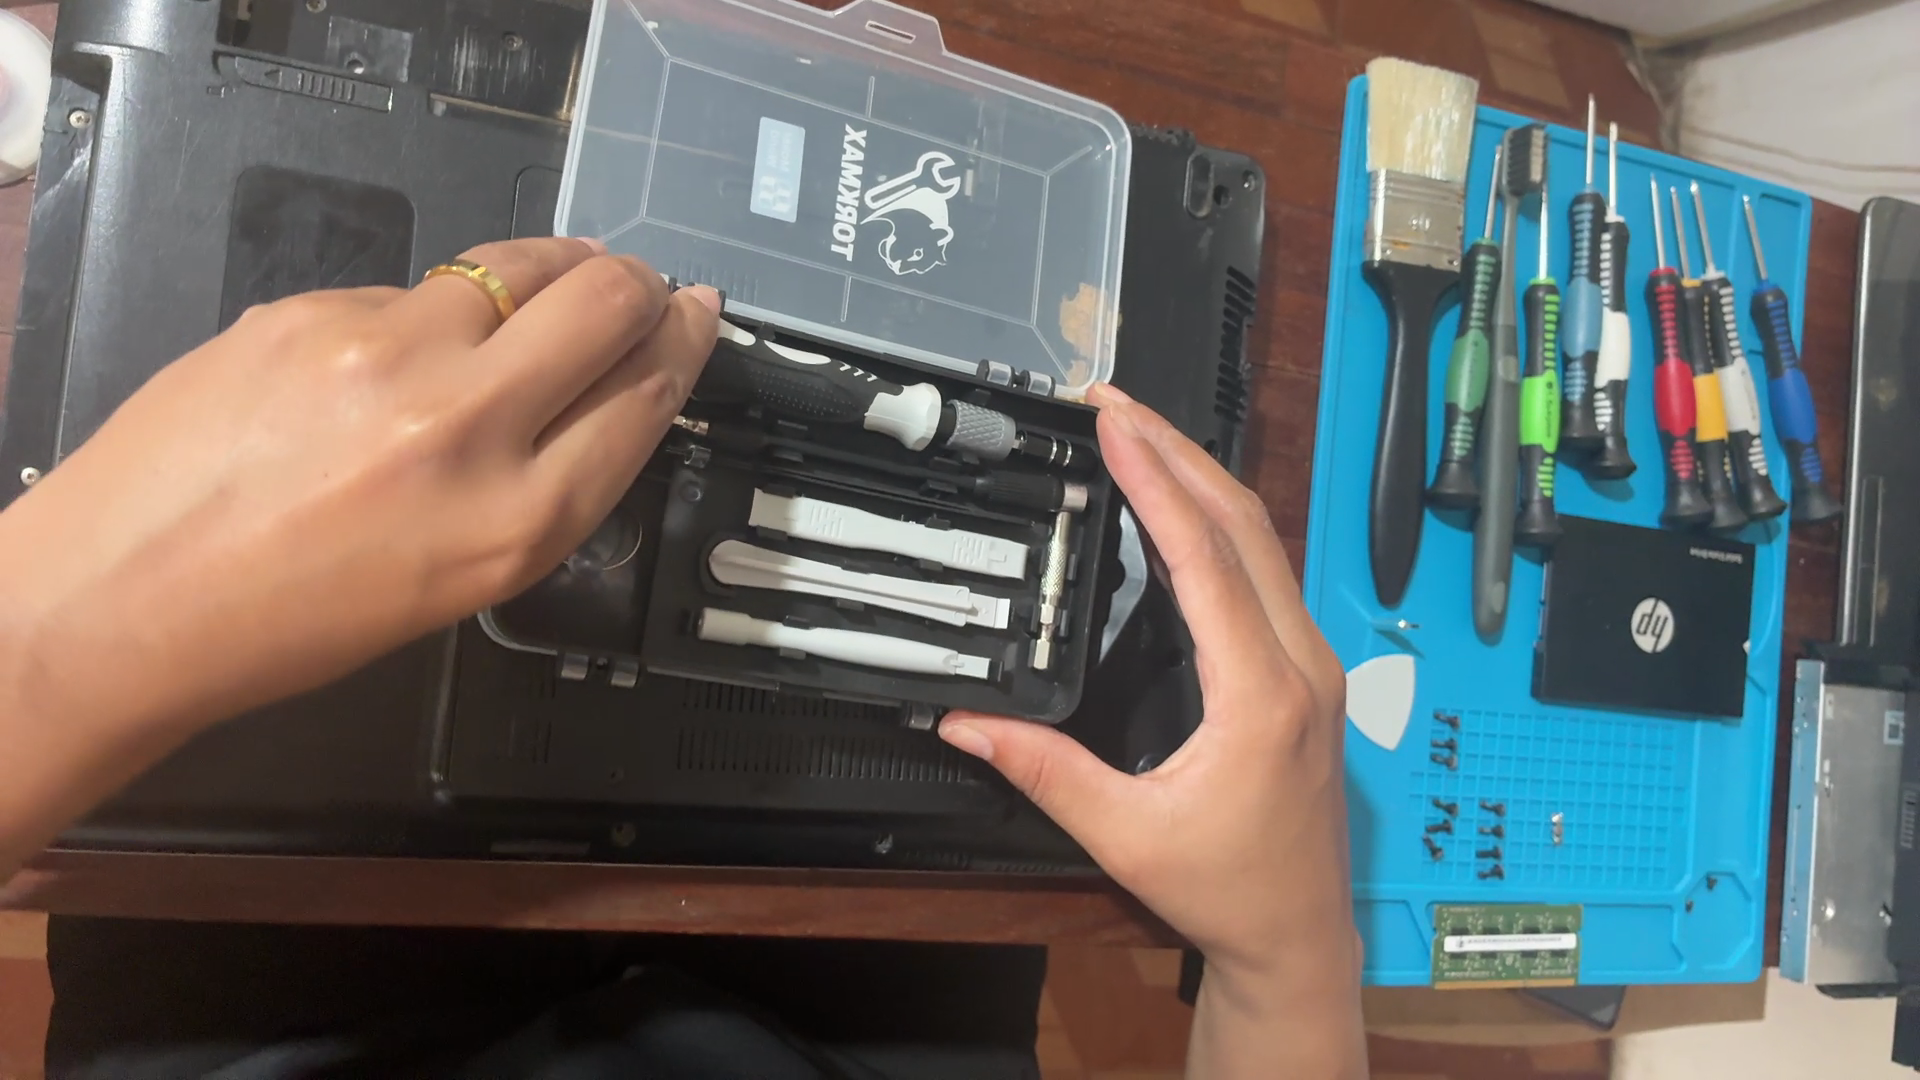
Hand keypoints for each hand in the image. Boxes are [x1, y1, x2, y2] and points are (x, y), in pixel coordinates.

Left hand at [0, 237, 718, 734]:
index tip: (701, 315)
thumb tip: (621, 385)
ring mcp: (382, 354)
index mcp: (523, 516)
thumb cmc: (332, 610)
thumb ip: (568, 475)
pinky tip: (446, 331)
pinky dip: (462, 303)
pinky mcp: (309, 310)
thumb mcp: (489, 567)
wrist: (128, 599)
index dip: (687, 343)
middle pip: (602, 307)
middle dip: (645, 286)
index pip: (644, 396)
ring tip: (581, 270)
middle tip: (650, 287)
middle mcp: (466, 425)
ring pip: (522, 267)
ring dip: (569, 264)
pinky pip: (427, 290)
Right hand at [939, 385, 1363, 1075]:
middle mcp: (1296, 658)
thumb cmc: (1226, 888)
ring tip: (1138, 434)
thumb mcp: (1124, 833)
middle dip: (1177, 449)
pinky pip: (1257, 567)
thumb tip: (966, 722)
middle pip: (1241, 522)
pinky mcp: (1298, 663)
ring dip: (1198, 476)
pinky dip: (1213, 518)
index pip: (1204, 555)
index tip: (1114, 425)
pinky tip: (1175, 503)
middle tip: (1115, 405)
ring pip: (1258, 537)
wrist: (1299, 933)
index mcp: (1259, 691)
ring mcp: (1306, 657)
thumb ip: (1043, 770)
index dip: (1155, 480)